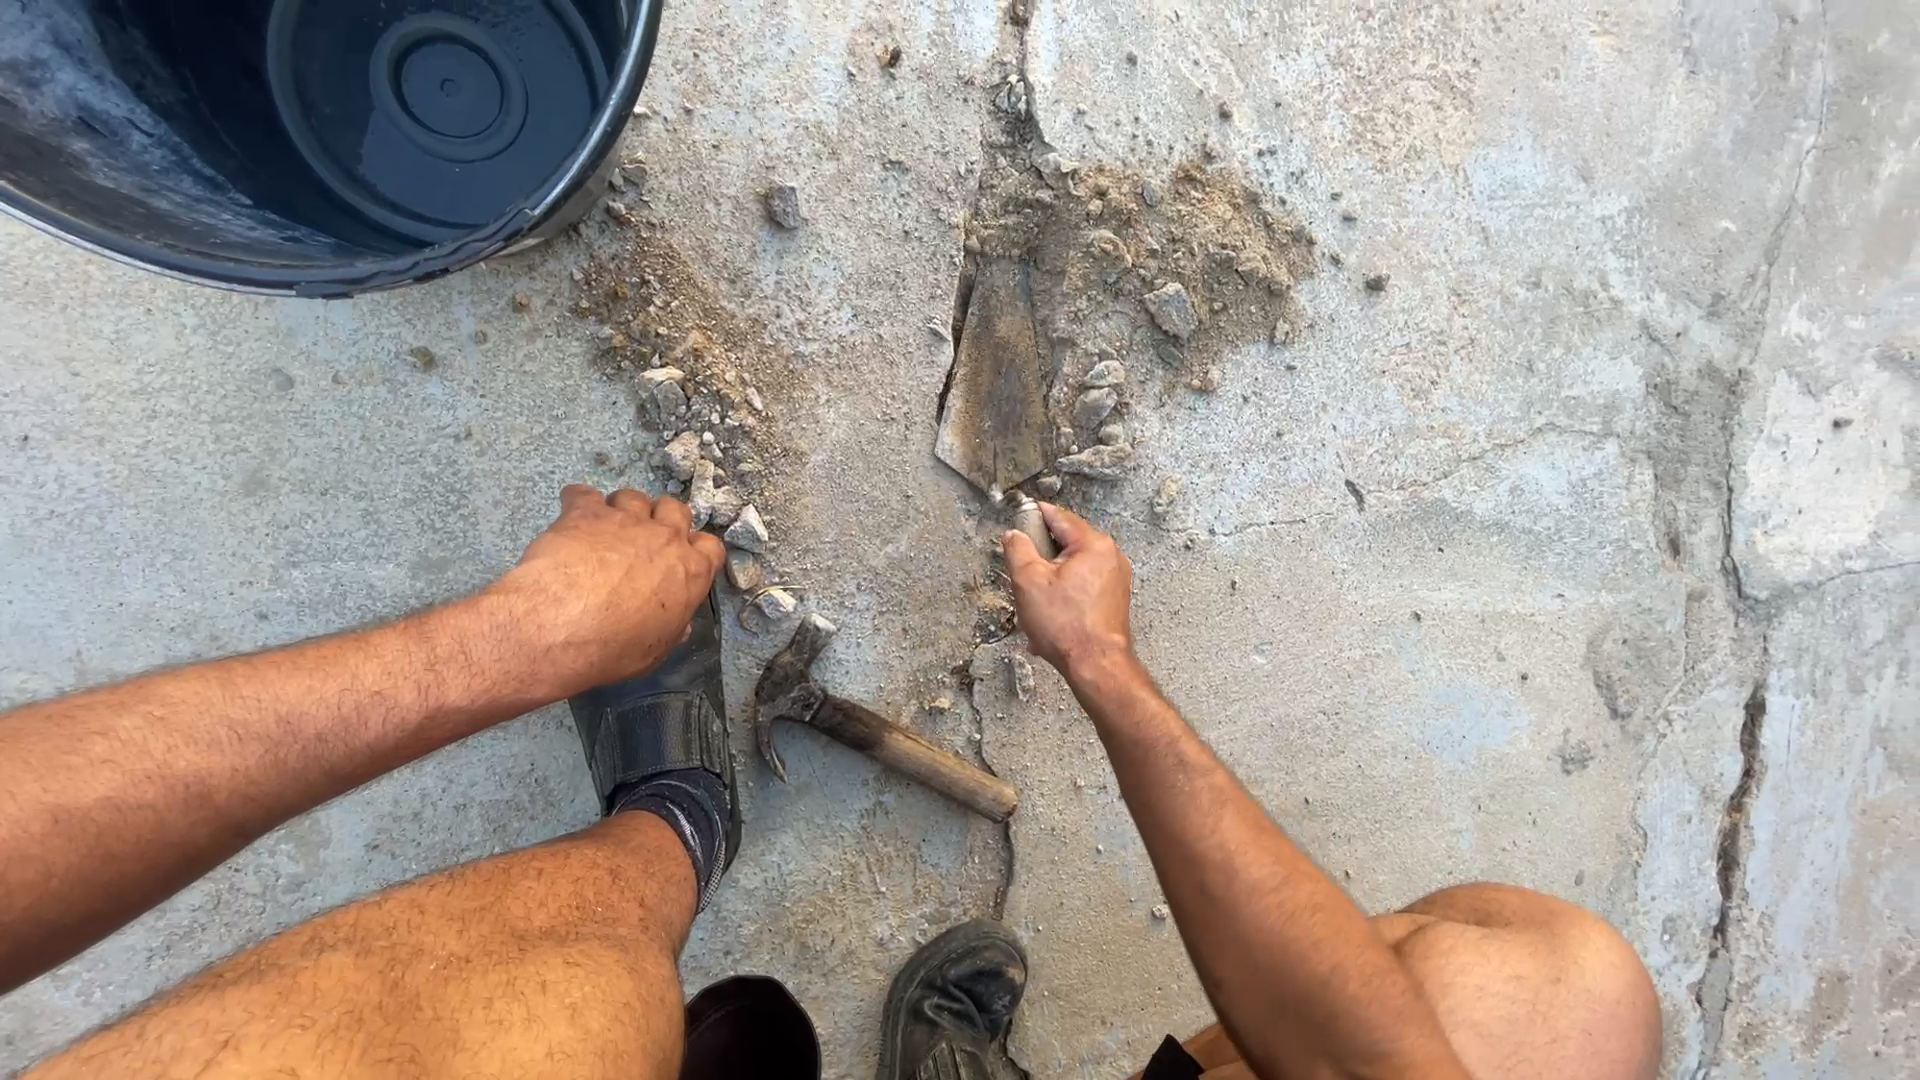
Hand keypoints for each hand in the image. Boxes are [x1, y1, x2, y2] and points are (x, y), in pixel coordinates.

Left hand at [482, 485, 724, 696]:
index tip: (682, 558)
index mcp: (691, 571)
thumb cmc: (613, 648)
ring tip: (605, 527)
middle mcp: (665, 538)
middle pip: (675, 509)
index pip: (711, 546)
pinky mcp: (585, 513)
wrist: (559, 627)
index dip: (696, 550)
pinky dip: (578, 502)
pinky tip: (570, 516)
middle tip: (644, 538)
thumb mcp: (656, 650)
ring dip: (623, 509)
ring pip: (633, 496)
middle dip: (663, 519)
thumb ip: (672, 628)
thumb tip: (680, 626)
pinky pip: (583, 493)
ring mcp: (626, 521)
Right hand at [1002, 503, 1133, 674]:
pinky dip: (1065, 593)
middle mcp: (1111, 556)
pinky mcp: (1114, 598)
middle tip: (1023, 574)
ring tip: (1036, 602)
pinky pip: (1083, 585)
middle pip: (1067, 542)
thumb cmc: (1065, 625)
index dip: (1034, 514)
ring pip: (1073, 566)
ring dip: (1051, 578)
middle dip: (1041, 556)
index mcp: (1093, 544)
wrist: (1095, 664)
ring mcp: (1116, 578)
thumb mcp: (1028, 581)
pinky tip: (1051, 615)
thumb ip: (1017, 549)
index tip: (1019, 516)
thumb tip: (1014, 534)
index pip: (1059, 516)